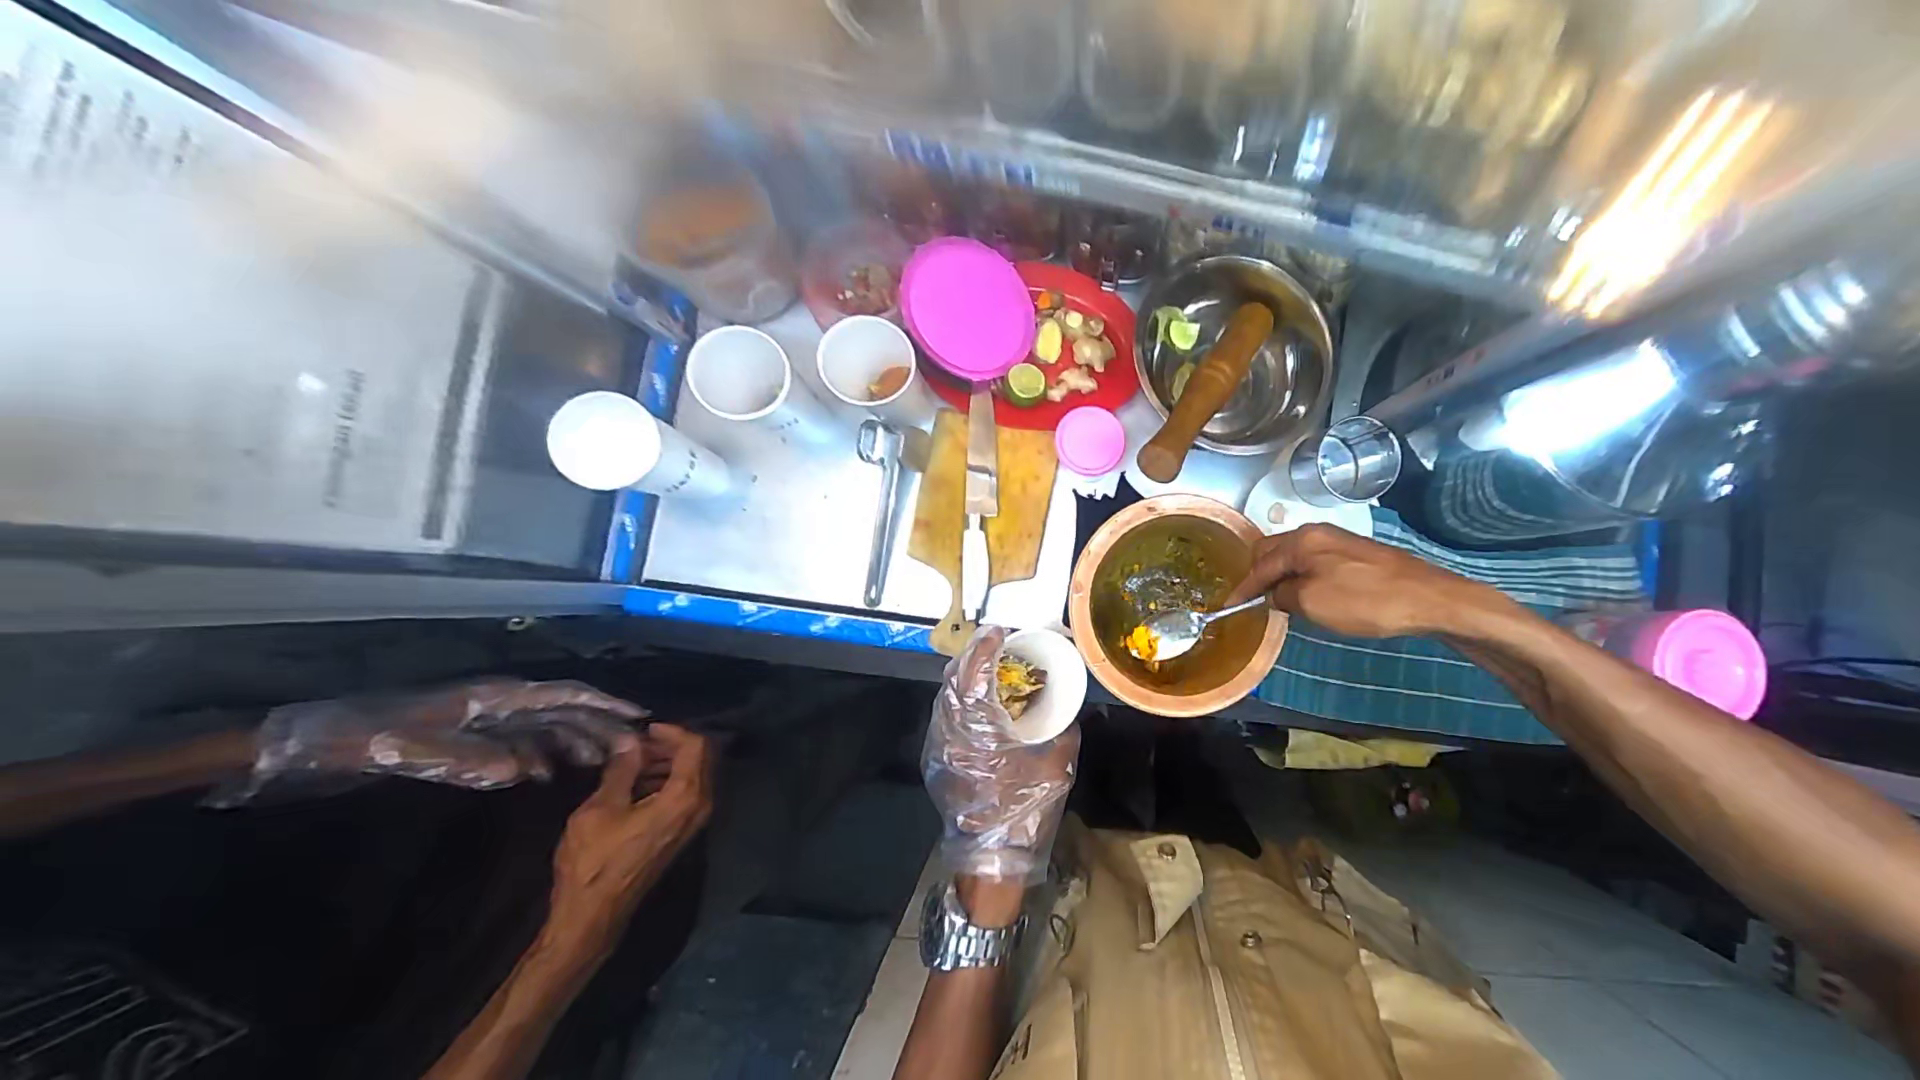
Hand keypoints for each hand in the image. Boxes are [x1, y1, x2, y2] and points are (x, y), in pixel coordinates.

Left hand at [212, 678, 648, 804]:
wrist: (313, 745)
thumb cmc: (364, 738)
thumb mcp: (411, 748)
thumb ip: (470, 759)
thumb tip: (530, 770)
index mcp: (494, 697)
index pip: (563, 695)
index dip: (604, 703)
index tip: (639, 716)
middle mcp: (500, 704)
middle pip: (564, 710)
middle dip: (601, 724)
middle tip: (636, 746)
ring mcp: (487, 720)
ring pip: (548, 727)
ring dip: (578, 741)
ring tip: (607, 761)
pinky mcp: (472, 738)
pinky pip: (522, 744)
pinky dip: (544, 756)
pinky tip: (554, 773)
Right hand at [543, 724, 713, 960]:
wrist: (593, 914)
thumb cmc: (594, 860)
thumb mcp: (601, 808)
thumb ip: (622, 768)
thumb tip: (630, 739)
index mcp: (685, 796)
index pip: (695, 745)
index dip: (672, 731)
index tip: (645, 729)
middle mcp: (700, 806)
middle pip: (700, 758)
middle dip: (671, 744)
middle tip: (637, 742)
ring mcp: (694, 821)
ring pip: (694, 775)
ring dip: (668, 762)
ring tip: (633, 759)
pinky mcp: (683, 831)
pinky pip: (686, 793)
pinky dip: (667, 779)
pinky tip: (637, 780)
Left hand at [923, 626, 1078, 882]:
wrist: (991, 860)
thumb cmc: (1024, 811)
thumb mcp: (1056, 767)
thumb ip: (1063, 729)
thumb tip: (1069, 708)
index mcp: (976, 727)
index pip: (974, 671)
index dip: (985, 645)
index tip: (1001, 631)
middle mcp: (948, 730)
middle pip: (953, 677)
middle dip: (974, 655)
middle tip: (998, 646)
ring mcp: (937, 744)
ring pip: (945, 695)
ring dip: (965, 676)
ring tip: (991, 668)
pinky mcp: (935, 758)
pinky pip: (944, 715)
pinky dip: (960, 698)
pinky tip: (980, 701)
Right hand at [1225, 524, 1509, 638]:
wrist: (1431, 600)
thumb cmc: (1365, 601)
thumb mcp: (1310, 603)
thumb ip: (1280, 595)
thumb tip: (1275, 594)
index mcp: (1301, 540)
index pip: (1259, 564)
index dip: (1243, 588)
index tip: (1228, 606)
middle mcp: (1316, 532)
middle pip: (1273, 551)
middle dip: (1260, 575)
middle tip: (1255, 601)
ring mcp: (1339, 541)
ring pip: (1295, 556)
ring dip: (1282, 576)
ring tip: (1280, 601)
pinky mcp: (1357, 554)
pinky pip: (1315, 562)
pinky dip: (1302, 576)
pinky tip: (1309, 594)